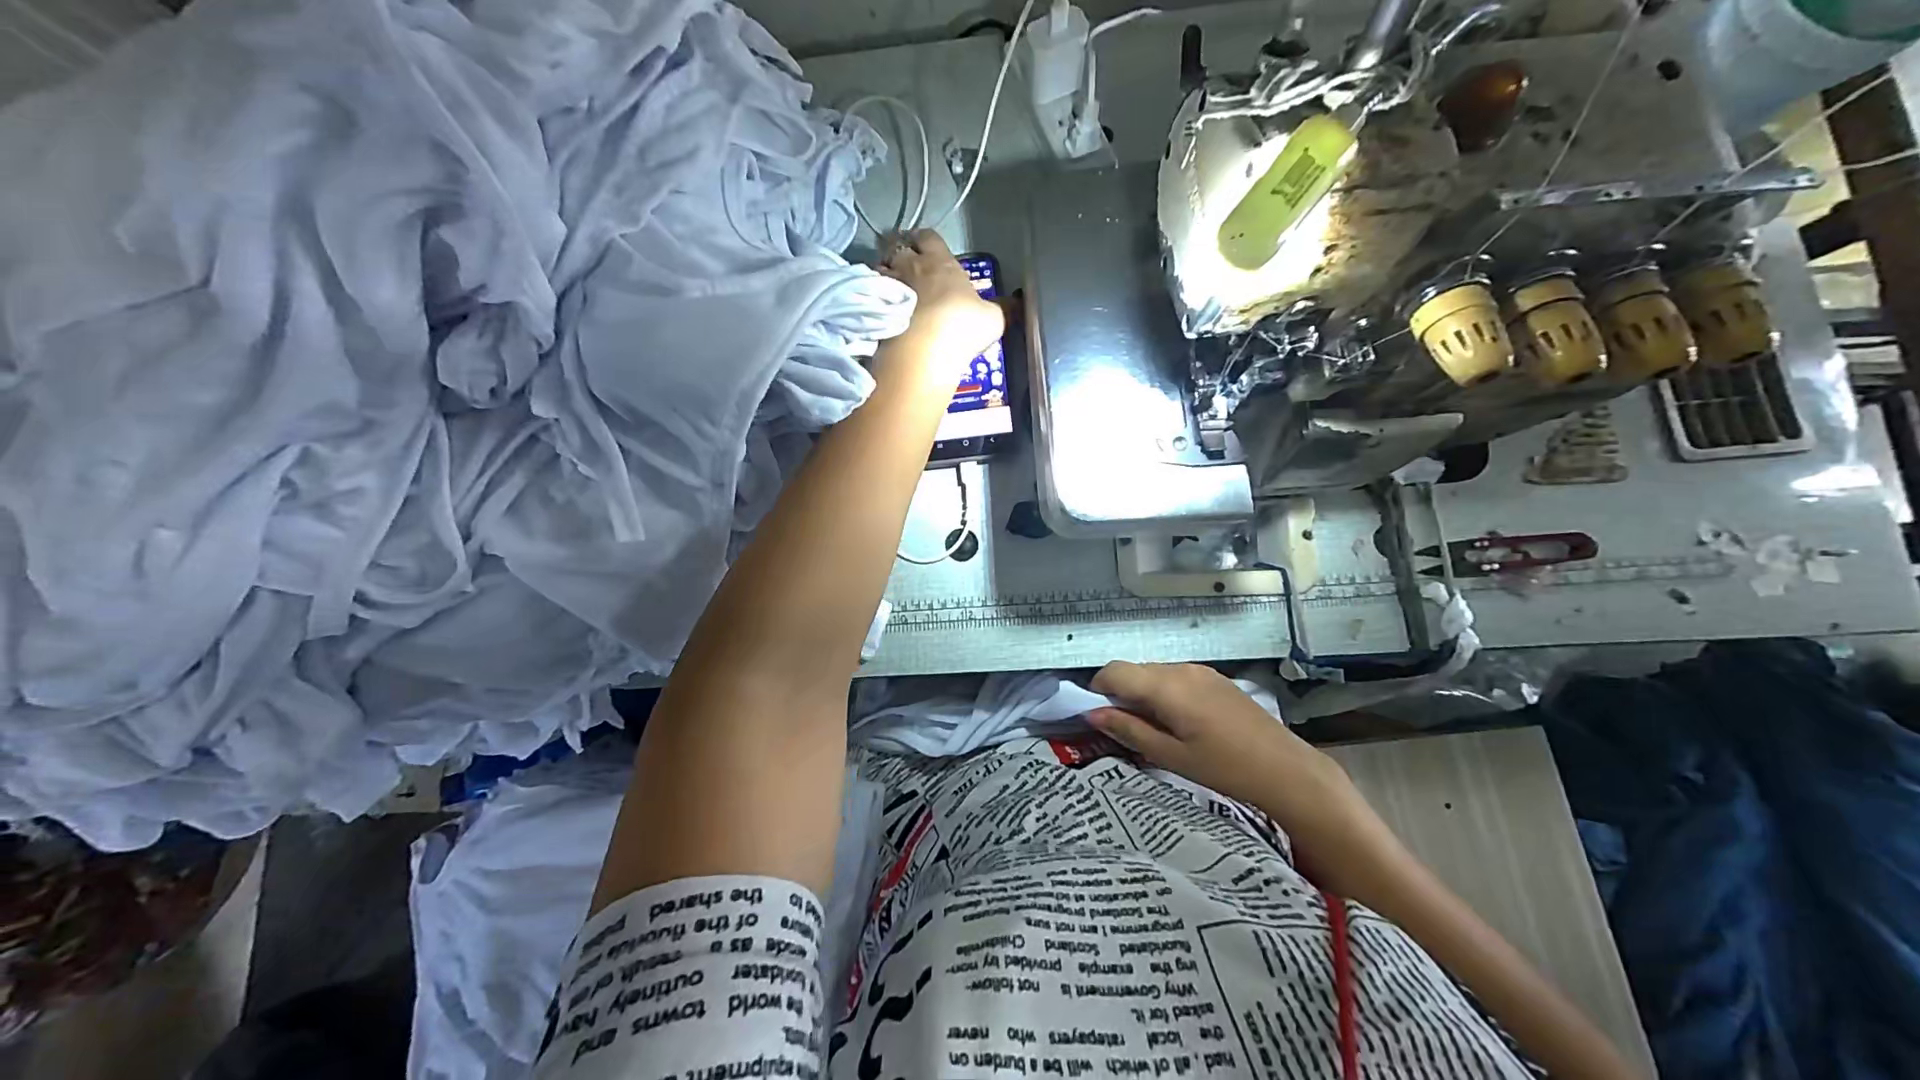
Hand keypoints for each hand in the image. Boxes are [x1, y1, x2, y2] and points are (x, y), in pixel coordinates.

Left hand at [878, 229, 1004, 369]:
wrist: (925, 350)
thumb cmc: (963, 326)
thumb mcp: (992, 318)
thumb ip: (1000, 308)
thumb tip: (1014, 303)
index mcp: (939, 261)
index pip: (929, 236)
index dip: (926, 240)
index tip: (926, 245)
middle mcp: (910, 266)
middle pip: (897, 248)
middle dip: (899, 253)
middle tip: (903, 265)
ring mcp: (888, 287)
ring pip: (878, 268)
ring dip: (882, 274)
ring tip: (888, 287)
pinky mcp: (871, 309)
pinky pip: (867, 295)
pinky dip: (870, 298)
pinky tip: (877, 310)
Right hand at [1086, 661, 1340, 807]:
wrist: (1286, 770)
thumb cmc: (1224, 768)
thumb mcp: (1170, 756)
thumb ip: (1128, 729)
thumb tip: (1092, 712)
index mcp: (1166, 686)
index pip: (1114, 671)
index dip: (1098, 690)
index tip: (1100, 718)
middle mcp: (1181, 668)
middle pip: (1134, 670)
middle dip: (1120, 694)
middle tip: (1127, 730)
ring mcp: (1201, 671)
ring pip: (1154, 673)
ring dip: (1143, 694)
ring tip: (1156, 730)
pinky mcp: (1216, 679)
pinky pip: (1176, 677)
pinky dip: (1165, 693)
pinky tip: (1181, 723)